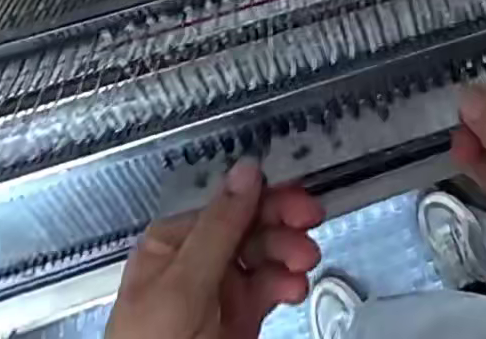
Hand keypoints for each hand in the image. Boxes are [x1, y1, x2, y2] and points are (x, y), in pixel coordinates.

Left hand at [105, 159, 324, 338]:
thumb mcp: (183, 291)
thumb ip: (219, 227)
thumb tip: (248, 166)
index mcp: (173, 244)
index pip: (230, 204)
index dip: (268, 200)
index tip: (301, 204)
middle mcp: (197, 260)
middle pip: (253, 225)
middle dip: (284, 227)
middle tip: (312, 229)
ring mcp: (219, 290)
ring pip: (266, 253)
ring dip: (290, 254)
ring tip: (305, 266)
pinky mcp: (239, 318)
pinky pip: (270, 285)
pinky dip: (286, 282)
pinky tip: (295, 289)